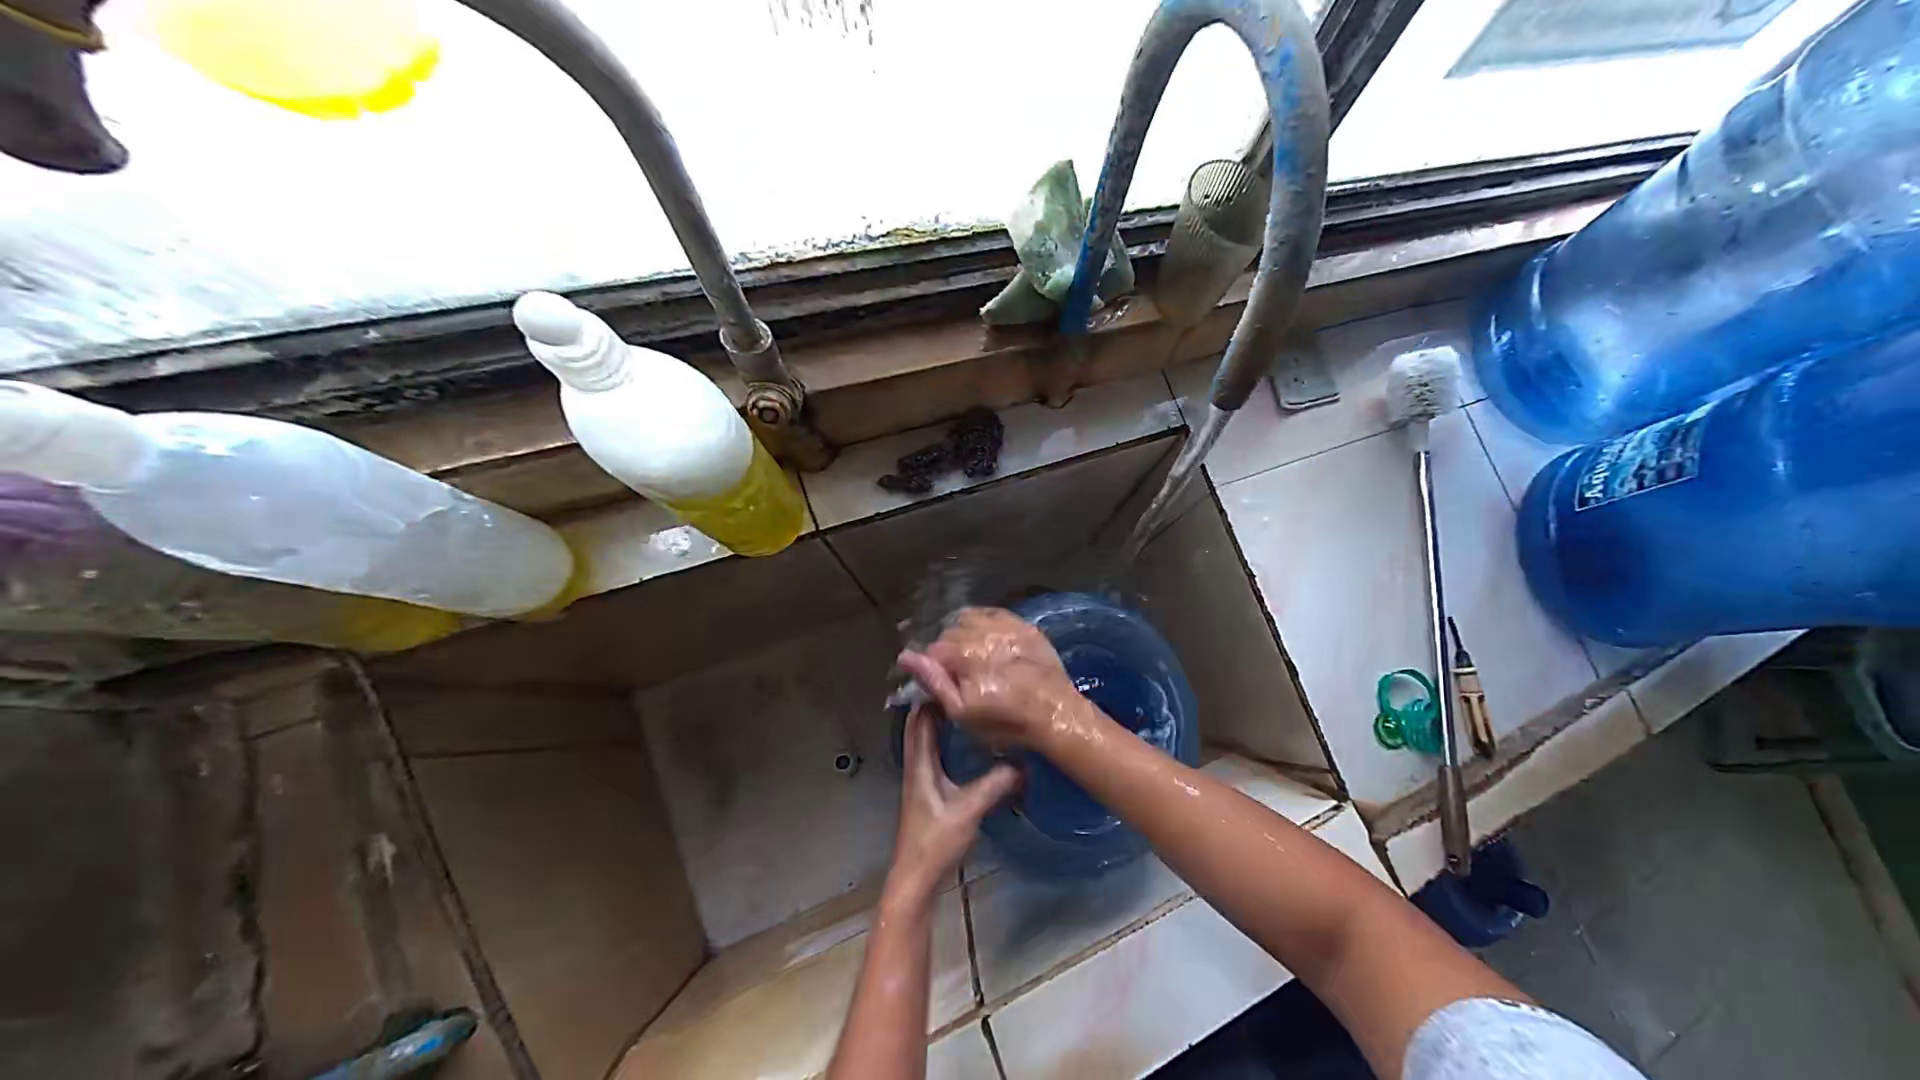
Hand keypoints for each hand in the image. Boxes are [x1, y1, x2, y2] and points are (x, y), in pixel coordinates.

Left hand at [888, 705, 1019, 901]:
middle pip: (922, 725)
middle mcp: (916, 765)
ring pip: (928, 739)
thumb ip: (995, 785)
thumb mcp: (968, 810)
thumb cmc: (935, 842)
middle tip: (967, 689)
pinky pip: (935, 754)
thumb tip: (1023, 763)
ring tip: (971, 709)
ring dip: (943, 723)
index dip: (933, 696)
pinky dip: (948, 742)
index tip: (956, 678)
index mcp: (919, 763)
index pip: (920, 718)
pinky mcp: (928, 791)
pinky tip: (970, 745)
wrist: (916, 878)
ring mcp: (920, 779)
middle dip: (939, 704)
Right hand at [896, 607, 1089, 751]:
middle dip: (950, 651)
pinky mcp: (1022, 625)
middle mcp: (979, 632)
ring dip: (966, 633)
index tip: (945, 682)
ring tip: (976, 656)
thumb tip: (906, 656)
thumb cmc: (1006, 720)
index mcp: (961, 653)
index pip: (931, 651)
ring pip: (969, 619)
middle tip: (962, 674)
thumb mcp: (962, 711)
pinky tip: (989, 639)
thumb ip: (933, 681)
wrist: (1055, 714)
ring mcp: (1003, 625)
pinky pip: (993, 613)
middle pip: (949, 633)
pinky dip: (985, 623)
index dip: (934, 668)